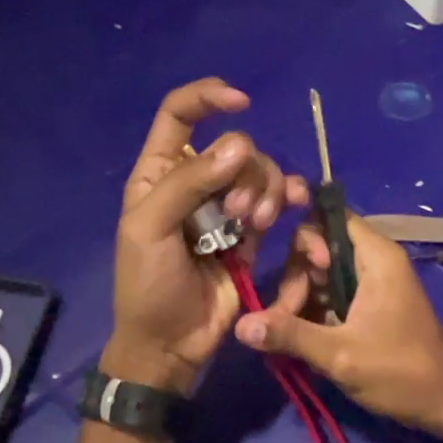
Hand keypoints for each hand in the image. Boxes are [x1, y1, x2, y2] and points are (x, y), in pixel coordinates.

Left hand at [106, 78, 305, 393]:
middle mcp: (193, 183)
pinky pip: (276, 202)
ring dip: (267, 191)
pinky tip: (294, 210)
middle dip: (246, 172)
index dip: (208, 98)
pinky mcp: (250, 235)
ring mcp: (224, 209)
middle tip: (239, 214)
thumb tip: (239, 145)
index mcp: (158, 173)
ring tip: (258, 226)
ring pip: (259, 173)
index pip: (179, 114)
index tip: (240, 102)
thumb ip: (191, 182)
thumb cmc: (148, 285)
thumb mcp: (151, 228)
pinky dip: (288, 199)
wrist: (170, 343)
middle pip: (234, 147)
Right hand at [233, 214, 442, 426]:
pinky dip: (315, 315)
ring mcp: (371, 286)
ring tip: (295, 339)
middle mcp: (373, 262)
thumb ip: (289, 335)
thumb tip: (239, 326)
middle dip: (296, 282)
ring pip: (320, 277)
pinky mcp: (369, 308)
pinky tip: (305, 343)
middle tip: (289, 321)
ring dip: (301, 304)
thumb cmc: (399, 372)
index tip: (298, 281)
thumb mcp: (339, 354)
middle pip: (317, 250)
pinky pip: (331, 298)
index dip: (304, 241)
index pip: (329, 218)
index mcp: (375, 256)